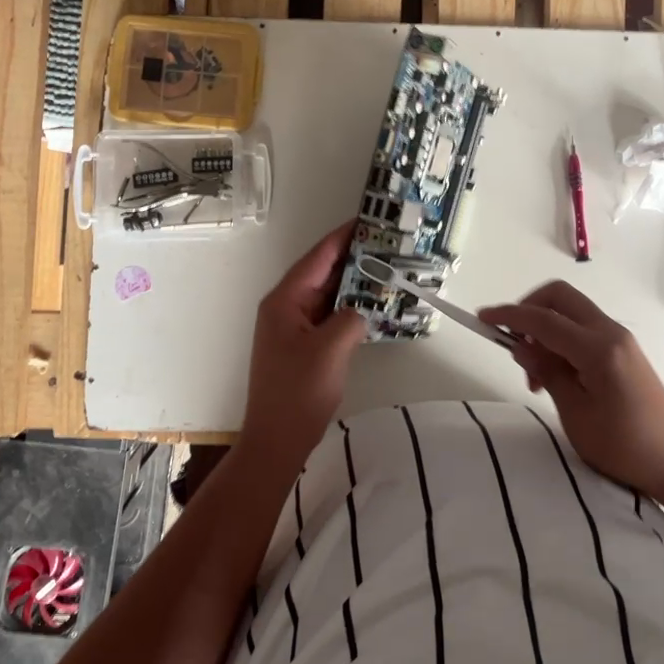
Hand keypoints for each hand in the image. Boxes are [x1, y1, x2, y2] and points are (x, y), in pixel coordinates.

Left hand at [241, 223, 366, 467]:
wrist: (276, 442)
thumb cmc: (298, 393)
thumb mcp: (330, 350)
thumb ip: (351, 318)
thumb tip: (361, 310)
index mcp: (284, 301)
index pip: (317, 258)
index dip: (343, 238)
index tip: (369, 220)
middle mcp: (285, 308)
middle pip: (321, 273)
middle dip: (352, 258)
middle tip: (387, 244)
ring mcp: (292, 328)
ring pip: (327, 295)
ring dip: (353, 284)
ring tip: (386, 269)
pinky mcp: (302, 346)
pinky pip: (328, 315)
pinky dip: (349, 308)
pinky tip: (372, 306)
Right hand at [481, 282, 663, 498]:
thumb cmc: (625, 447)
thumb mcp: (576, 415)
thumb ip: (548, 373)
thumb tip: (522, 347)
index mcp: (598, 349)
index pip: (544, 320)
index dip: (509, 316)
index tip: (481, 318)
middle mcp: (610, 332)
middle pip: (559, 297)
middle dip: (528, 308)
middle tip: (511, 342)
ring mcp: (619, 339)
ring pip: (570, 311)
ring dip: (545, 327)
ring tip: (535, 374)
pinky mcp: (623, 350)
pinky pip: (583, 328)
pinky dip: (561, 337)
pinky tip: (555, 373)